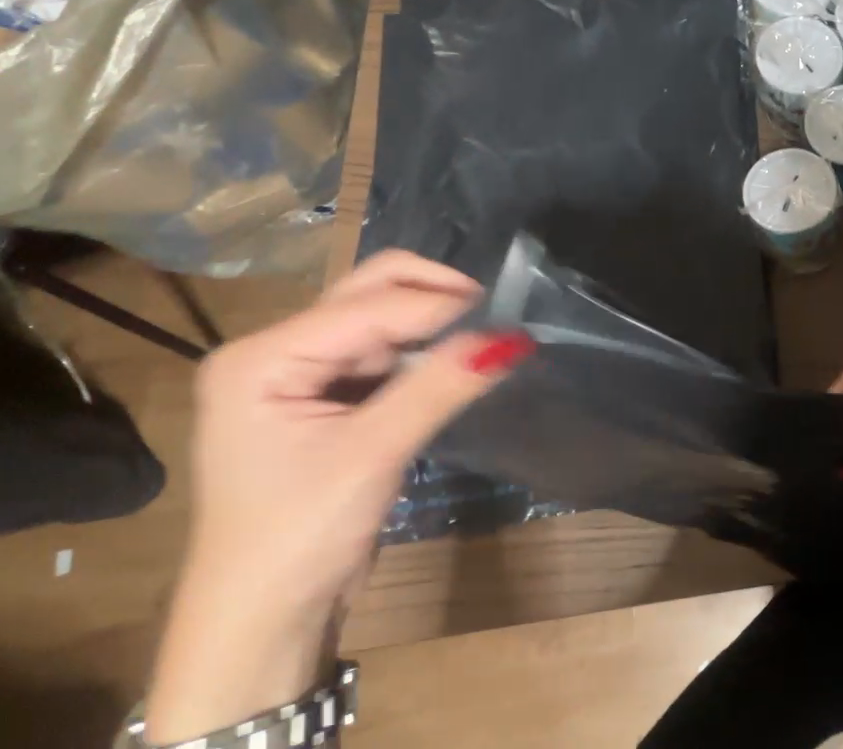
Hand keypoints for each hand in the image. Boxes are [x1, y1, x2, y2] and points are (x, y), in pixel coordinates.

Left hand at [146, 252, 532, 741]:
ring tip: (488, 336)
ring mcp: (298, 376)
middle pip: (366, 293)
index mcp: (262, 358)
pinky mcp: (325, 400)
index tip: (510, 314)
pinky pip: (382, 355)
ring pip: (380, 321)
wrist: (262, 616)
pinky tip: (458, 362)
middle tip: (498, 312)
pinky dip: (423, 352)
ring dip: (432, 324)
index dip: (439, 305)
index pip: (367, 306)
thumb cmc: (300, 534)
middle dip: (434, 295)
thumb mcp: (374, 454)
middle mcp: (275, 353)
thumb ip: (439, 386)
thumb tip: (514, 337)